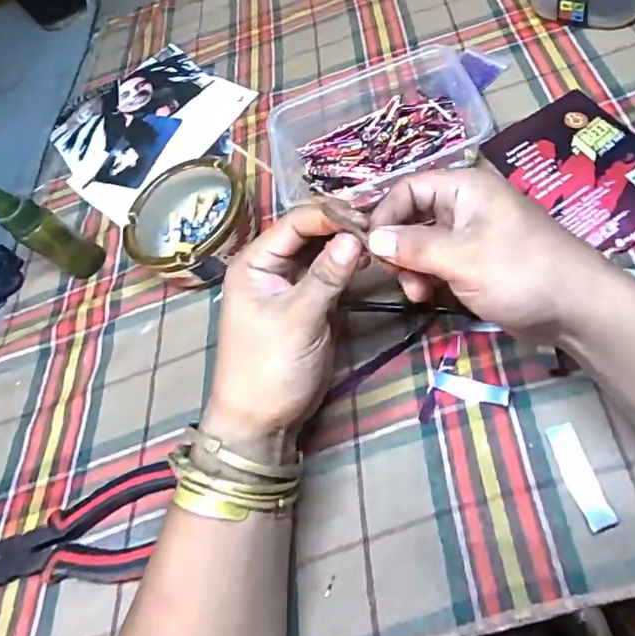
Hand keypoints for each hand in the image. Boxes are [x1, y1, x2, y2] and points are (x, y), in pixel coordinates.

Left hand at [206, 205, 364, 443]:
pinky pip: (328, 272)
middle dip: (341, 226)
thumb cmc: (269, 366)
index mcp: (255, 262)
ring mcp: (290, 283)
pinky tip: (368, 259)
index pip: (295, 223)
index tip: (367, 215)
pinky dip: (347, 264)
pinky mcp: (308, 300)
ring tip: (378, 238)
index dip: (330, 216)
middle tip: (379, 224)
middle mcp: (270, 265)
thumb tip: (355, 237)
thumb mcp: (298, 319)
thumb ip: (326, 276)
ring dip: (346, 243)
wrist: (262, 420)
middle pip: (308, 232)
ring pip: (321, 250)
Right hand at [364, 168, 611, 344]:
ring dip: (411, 267)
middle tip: (394, 275)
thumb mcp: (461, 258)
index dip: (385, 214)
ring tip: (415, 293)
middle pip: (412, 216)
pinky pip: (439, 262)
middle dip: (398, 247)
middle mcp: (465, 205)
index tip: (370, 247)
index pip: (407, 188)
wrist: (578, 309)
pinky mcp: (476, 261)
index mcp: (464, 188)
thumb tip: (371, 239)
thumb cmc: (519, 271)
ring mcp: (471, 234)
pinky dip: (428, 277)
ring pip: (422, 243)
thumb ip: (413, 247)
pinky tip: (426, 297)